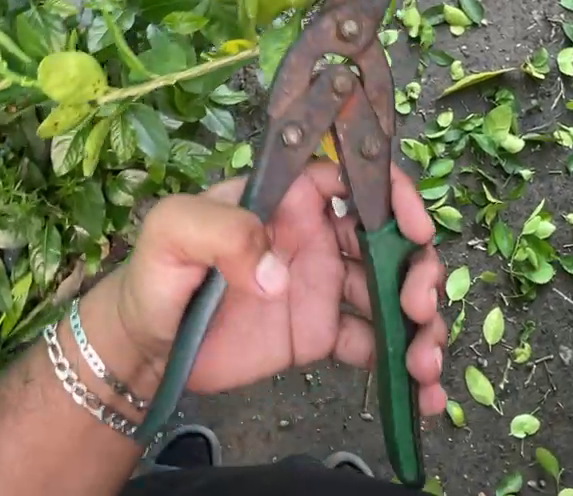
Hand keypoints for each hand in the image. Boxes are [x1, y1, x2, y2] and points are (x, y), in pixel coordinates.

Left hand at [85, 160, 447, 415]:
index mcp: (287, 200)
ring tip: (423, 362)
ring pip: (389, 290)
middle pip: (386, 236)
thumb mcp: (174, 231)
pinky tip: (419, 394)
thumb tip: (278, 272)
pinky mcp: (320, 332)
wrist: (149, 343)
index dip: (392, 194)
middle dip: (417, 265)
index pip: (350, 178)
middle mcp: (314, 236)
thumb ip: (223, 231)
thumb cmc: (158, 269)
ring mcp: (322, 285)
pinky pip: (372, 342)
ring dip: (419, 320)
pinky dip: (401, 364)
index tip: (415, 228)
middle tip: (418, 304)